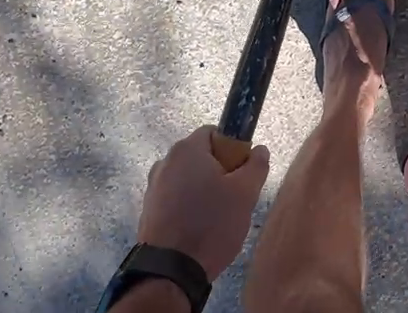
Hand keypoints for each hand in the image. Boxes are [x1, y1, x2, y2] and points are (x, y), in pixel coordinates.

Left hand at [137, 126, 271, 278]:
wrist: (169, 273)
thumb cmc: (210, 224)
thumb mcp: (246, 192)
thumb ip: (256, 164)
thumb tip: (258, 150)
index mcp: (186, 150)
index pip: (216, 133)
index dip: (233, 149)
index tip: (240, 173)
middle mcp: (164, 162)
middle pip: (202, 157)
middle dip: (219, 173)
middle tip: (233, 198)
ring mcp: (153, 188)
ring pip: (189, 180)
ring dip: (204, 192)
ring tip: (216, 218)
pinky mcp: (148, 212)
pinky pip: (176, 199)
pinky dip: (188, 208)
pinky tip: (198, 229)